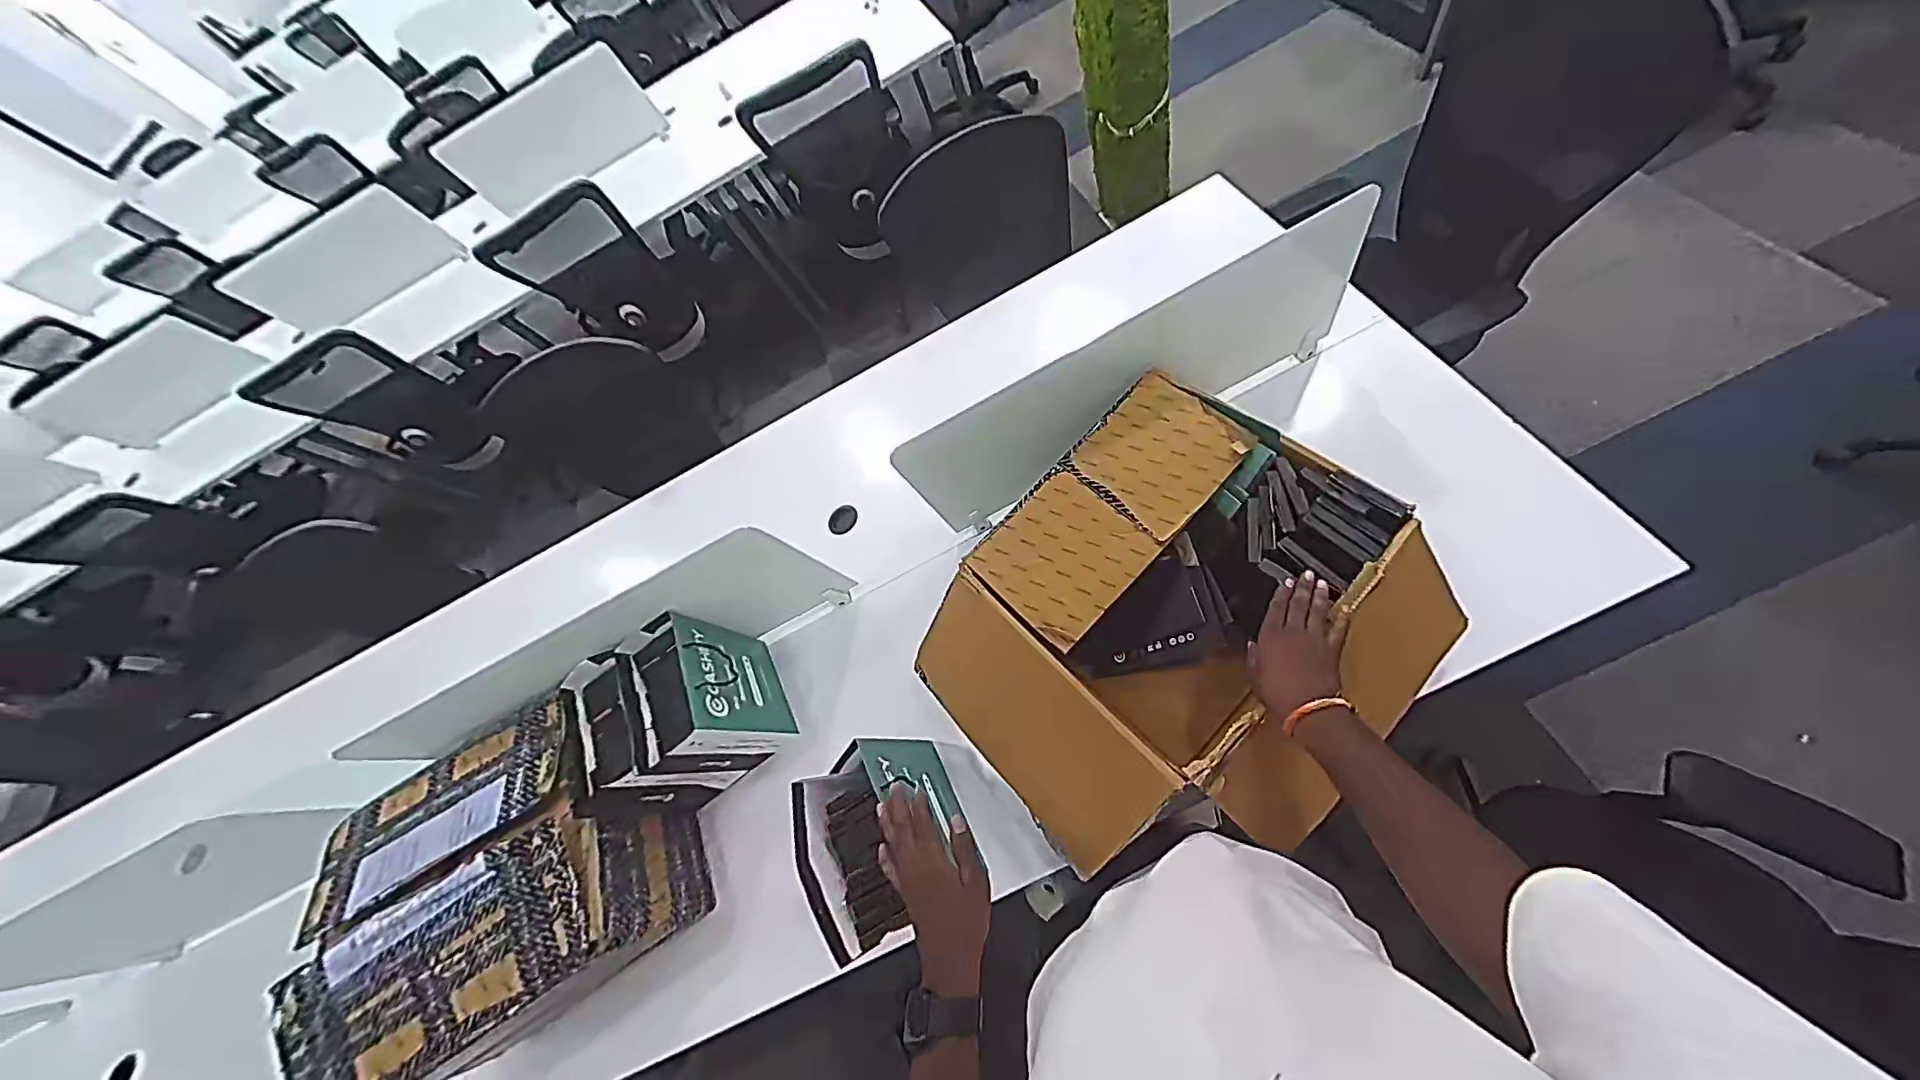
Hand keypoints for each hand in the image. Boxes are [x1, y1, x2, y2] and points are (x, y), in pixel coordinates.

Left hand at [878, 783, 988, 996]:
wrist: (951, 957)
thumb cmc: (966, 922)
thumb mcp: (976, 880)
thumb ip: (965, 848)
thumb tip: (956, 822)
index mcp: (933, 860)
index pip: (922, 823)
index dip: (918, 804)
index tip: (916, 787)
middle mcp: (915, 867)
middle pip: (902, 829)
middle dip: (898, 806)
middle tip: (894, 788)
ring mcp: (908, 880)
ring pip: (892, 844)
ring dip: (887, 823)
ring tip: (882, 806)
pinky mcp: (905, 892)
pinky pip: (890, 866)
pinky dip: (885, 853)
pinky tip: (882, 847)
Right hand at [1247, 570, 1349, 721]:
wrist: (1308, 707)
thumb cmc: (1279, 694)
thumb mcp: (1256, 676)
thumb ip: (1254, 658)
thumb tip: (1253, 647)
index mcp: (1271, 637)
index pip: (1276, 608)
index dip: (1281, 593)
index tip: (1285, 582)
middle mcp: (1294, 633)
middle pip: (1298, 603)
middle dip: (1302, 587)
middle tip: (1306, 574)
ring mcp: (1315, 639)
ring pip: (1318, 611)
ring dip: (1320, 596)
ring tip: (1322, 584)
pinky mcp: (1332, 649)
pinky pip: (1338, 629)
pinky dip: (1342, 619)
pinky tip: (1344, 611)